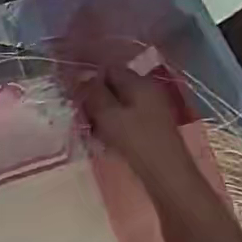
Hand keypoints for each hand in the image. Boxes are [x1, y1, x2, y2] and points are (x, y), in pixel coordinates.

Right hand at [76, 65, 196, 183]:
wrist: (165, 171)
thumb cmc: (134, 139)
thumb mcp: (107, 114)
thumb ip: (93, 93)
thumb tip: (81, 77)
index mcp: (138, 82)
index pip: (108, 70)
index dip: (90, 80)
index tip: (76, 98)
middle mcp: (148, 90)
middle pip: (113, 87)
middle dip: (95, 100)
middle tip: (83, 117)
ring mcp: (152, 108)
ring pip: (118, 104)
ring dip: (102, 115)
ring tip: (93, 132)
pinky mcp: (152, 125)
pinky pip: (126, 117)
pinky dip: (114, 125)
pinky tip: (106, 140)